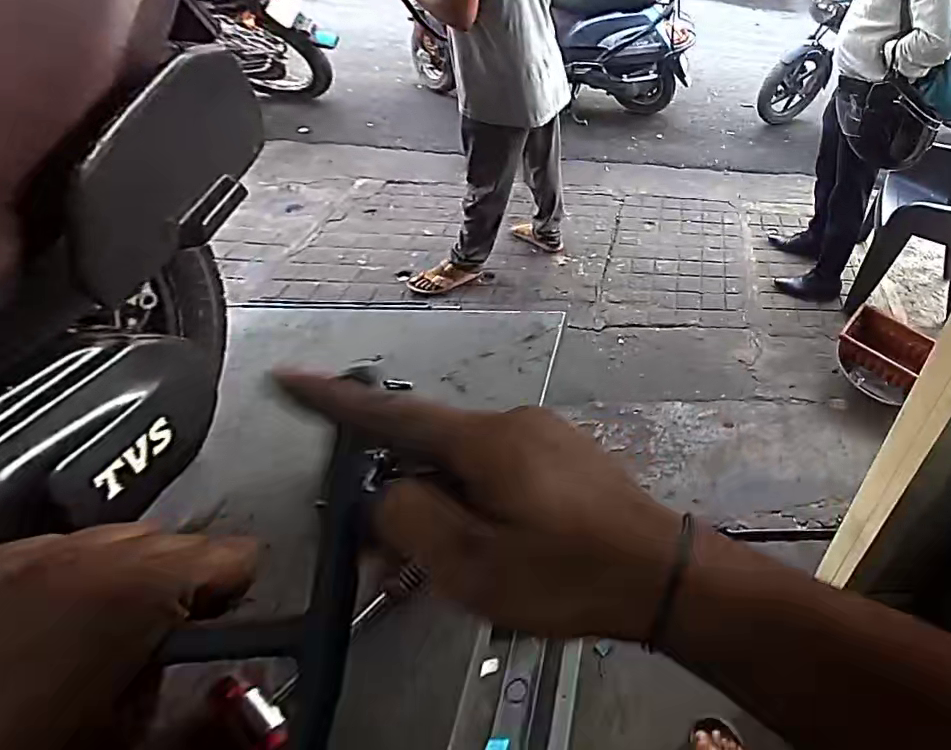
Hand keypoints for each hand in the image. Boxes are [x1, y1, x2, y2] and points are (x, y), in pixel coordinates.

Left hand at [0, 524, 256, 749]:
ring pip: (101, 546)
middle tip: (136, 651)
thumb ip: (188, 706)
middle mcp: (89, 550)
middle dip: (167, 588)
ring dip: (102, 585)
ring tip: (64, 652)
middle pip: (173, 543)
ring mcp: (13, 556)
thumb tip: (229, 707)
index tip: (211, 629)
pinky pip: (25, 565)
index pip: (240, 555)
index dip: (232, 595)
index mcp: (145, 581)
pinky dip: (32, 597)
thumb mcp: (113, 739)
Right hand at [276, 371, 681, 640]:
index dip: (338, 401)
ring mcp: (546, 434)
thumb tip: (384, 488)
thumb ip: (410, 517)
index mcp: (489, 440)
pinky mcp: (563, 453)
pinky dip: (478, 501)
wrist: (655, 569)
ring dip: (444, 508)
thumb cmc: (566, 572)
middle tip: (390, 559)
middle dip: (403, 497)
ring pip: (468, 465)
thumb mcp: (470, 563)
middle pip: (433, 450)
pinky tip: (490, 545)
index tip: (296, 379)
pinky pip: (501, 469)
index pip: (397, 415)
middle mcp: (517, 423)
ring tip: (449, 565)